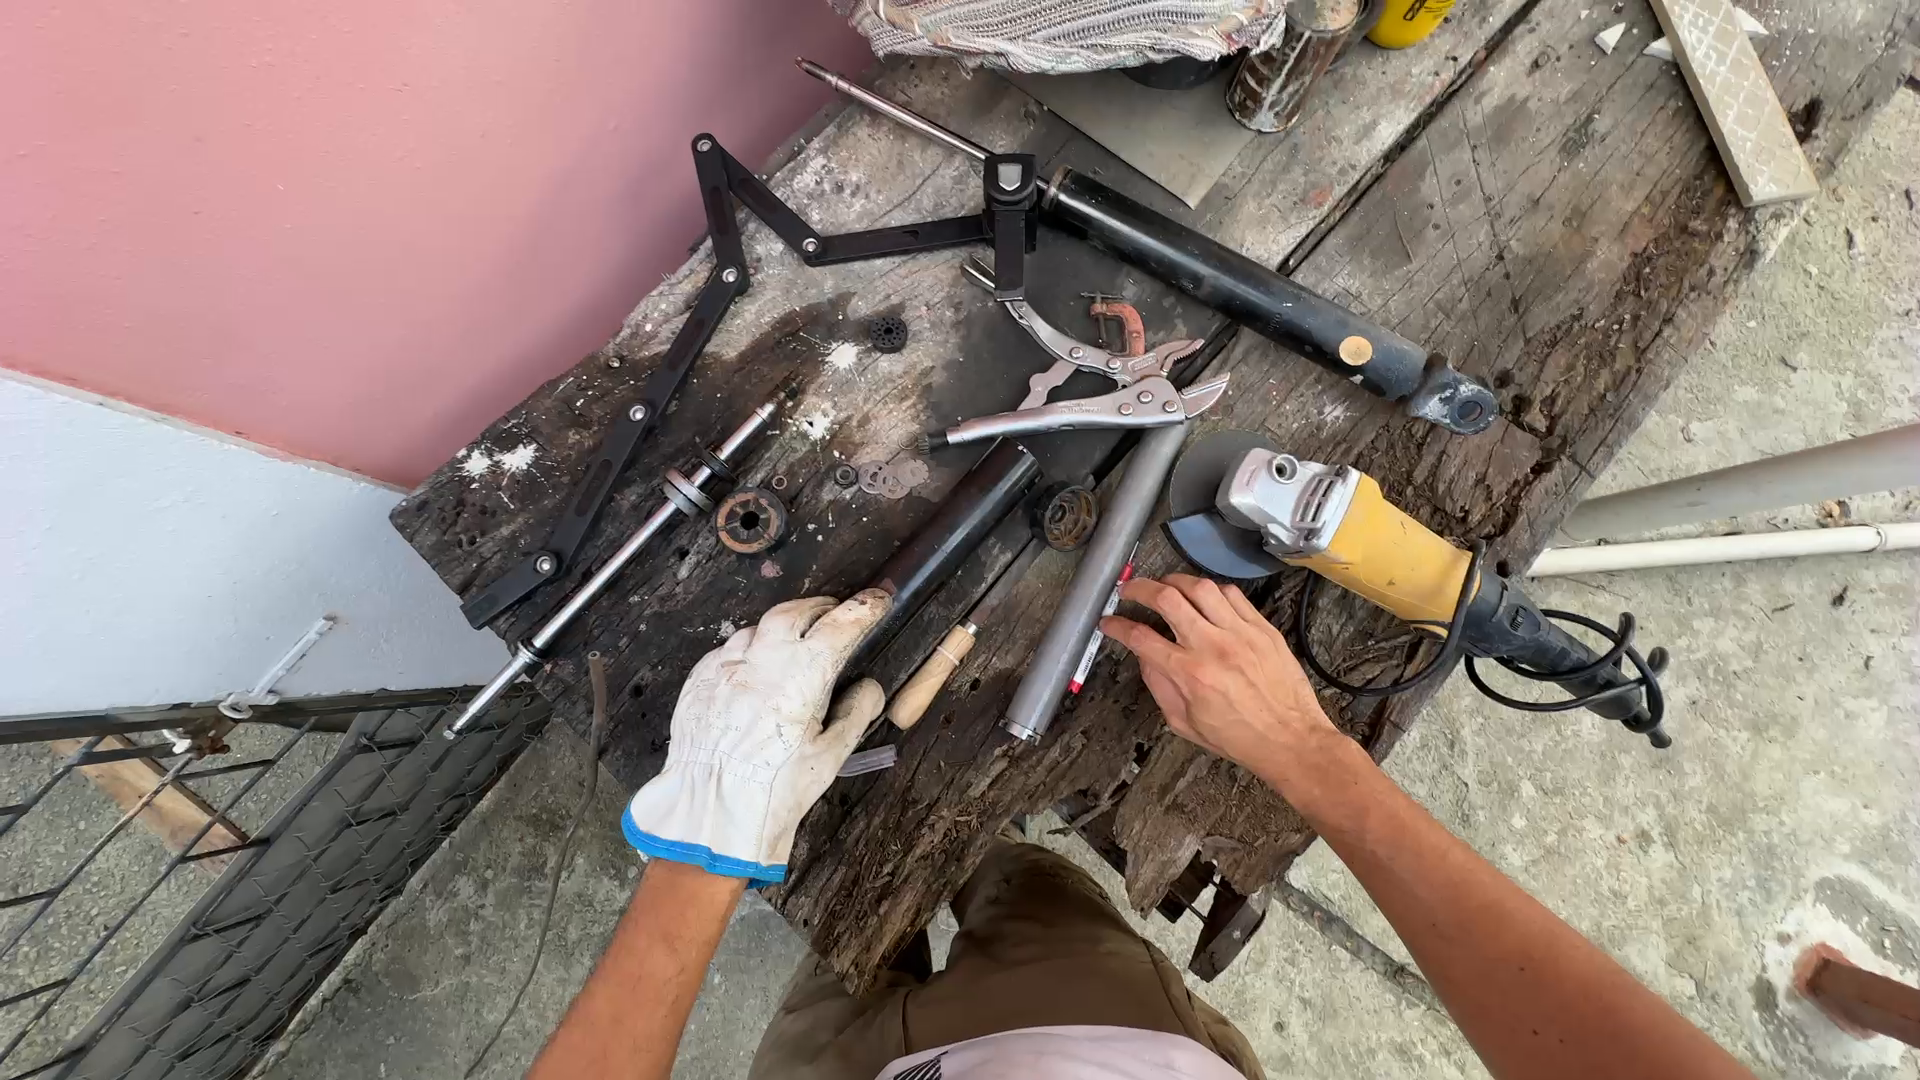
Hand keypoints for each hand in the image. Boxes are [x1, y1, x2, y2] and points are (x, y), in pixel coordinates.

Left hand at [622, 589, 890, 884]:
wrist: (712, 816)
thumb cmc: (778, 789)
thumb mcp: (830, 755)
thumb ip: (855, 712)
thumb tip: (868, 686)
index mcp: (802, 676)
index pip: (840, 625)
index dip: (864, 607)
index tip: (877, 600)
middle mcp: (762, 661)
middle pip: (793, 612)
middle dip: (818, 607)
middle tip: (833, 615)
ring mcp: (725, 668)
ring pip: (756, 629)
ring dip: (779, 630)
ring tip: (791, 646)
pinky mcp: (698, 681)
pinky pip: (726, 651)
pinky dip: (746, 652)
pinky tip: (752, 673)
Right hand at [1099, 573, 1338, 779]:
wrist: (1291, 740)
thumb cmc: (1237, 738)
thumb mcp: (1184, 723)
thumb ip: (1159, 686)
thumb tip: (1144, 656)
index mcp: (1190, 675)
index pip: (1140, 637)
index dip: (1117, 625)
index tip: (1108, 622)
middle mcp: (1212, 647)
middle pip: (1167, 599)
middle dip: (1139, 588)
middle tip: (1129, 590)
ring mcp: (1240, 634)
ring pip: (1200, 587)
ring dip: (1174, 581)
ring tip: (1164, 586)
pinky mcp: (1262, 629)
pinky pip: (1232, 595)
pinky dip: (1210, 590)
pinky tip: (1202, 596)